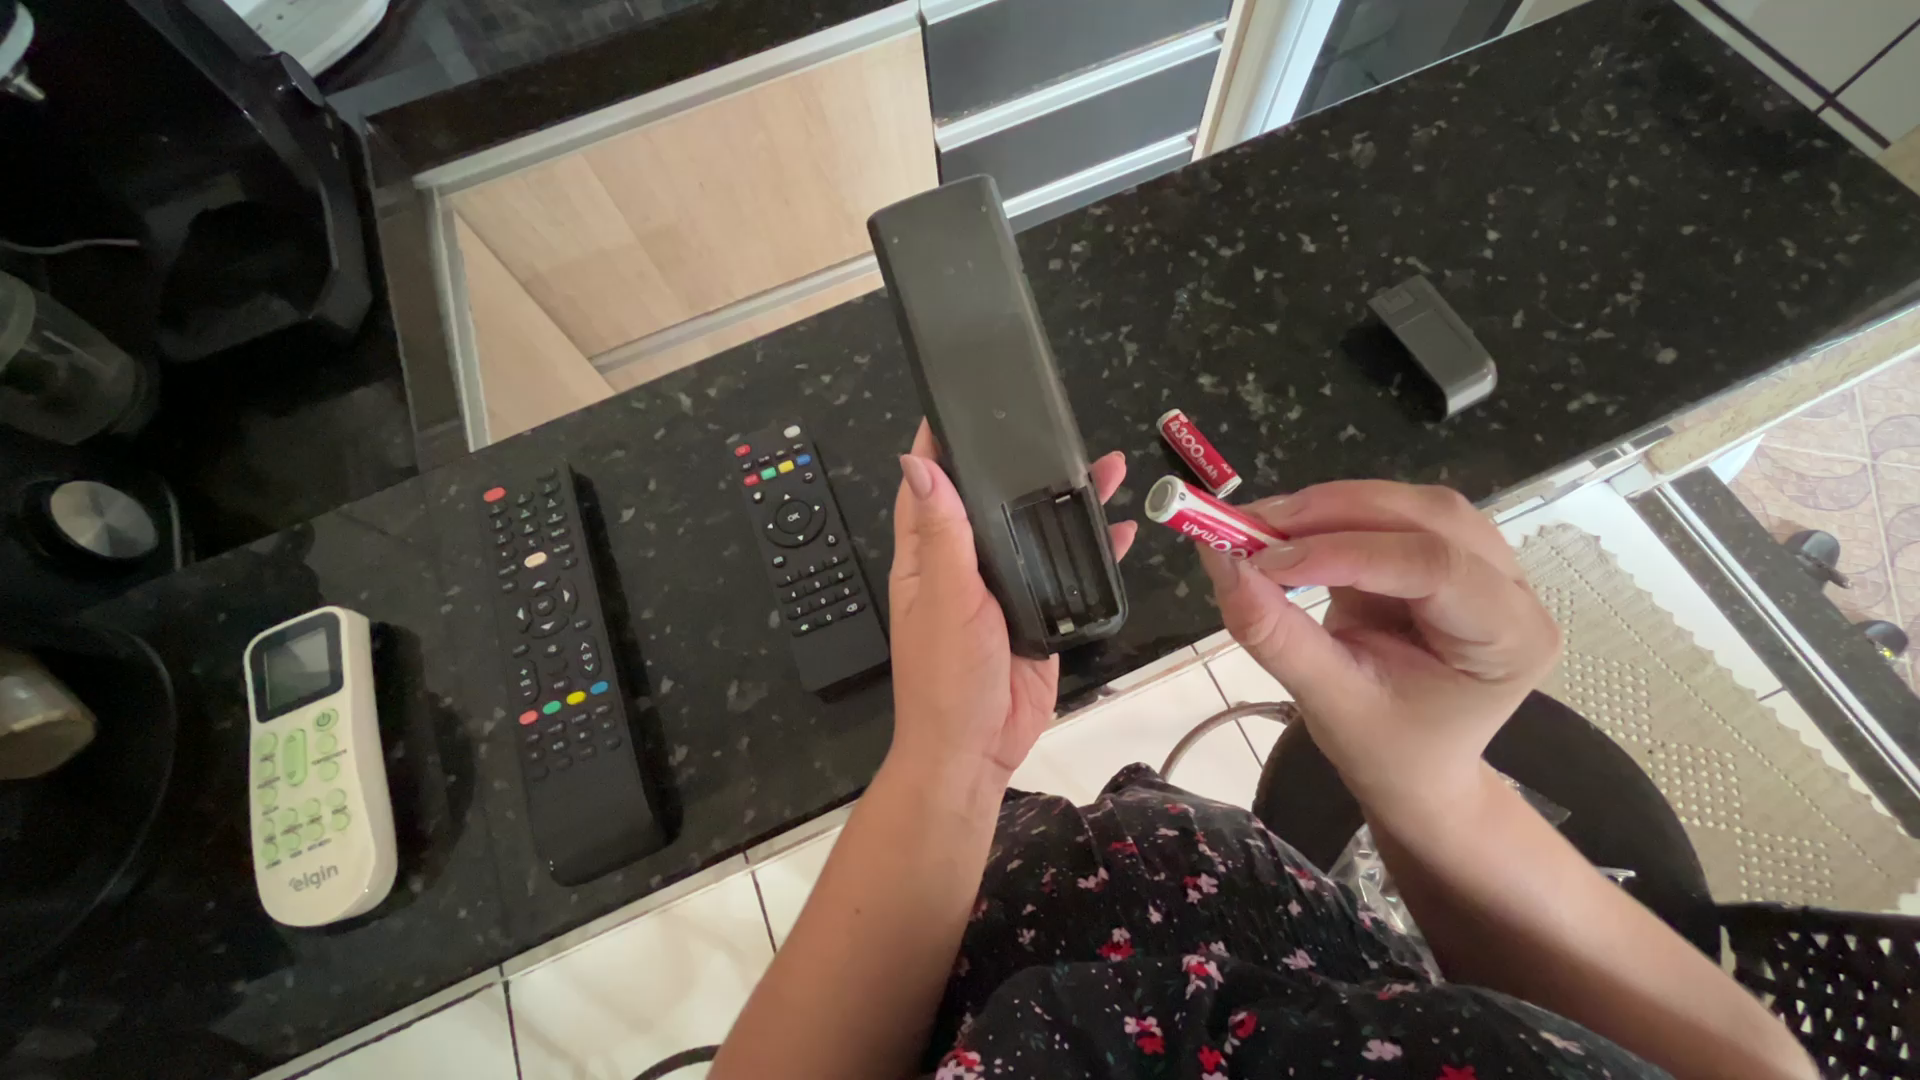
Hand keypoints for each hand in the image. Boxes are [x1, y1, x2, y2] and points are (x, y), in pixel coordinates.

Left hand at [888, 421, 1136, 789]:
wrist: (978, 748)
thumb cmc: (947, 674)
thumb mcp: (944, 596)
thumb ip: (941, 532)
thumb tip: (917, 462)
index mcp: (930, 554)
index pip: (931, 485)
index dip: (942, 445)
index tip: (964, 403)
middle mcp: (966, 564)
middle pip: (995, 502)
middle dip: (1021, 466)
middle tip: (1054, 428)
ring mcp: (1006, 588)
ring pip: (1036, 532)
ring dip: (1065, 502)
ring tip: (1105, 466)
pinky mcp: (1040, 613)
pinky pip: (1068, 573)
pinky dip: (1094, 552)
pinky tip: (1123, 530)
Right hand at [1196, 480, 1560, 818]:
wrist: (1414, 768)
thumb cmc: (1385, 749)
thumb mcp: (1326, 700)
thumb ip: (1273, 633)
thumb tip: (1217, 559)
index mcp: (1509, 640)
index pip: (1434, 567)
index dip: (1343, 553)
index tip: (1261, 561)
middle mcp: (1512, 590)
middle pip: (1429, 518)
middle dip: (1335, 512)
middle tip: (1253, 524)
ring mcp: (1484, 566)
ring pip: (1410, 506)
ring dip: (1331, 506)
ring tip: (1262, 525)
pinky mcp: (1443, 555)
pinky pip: (1389, 516)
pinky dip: (1332, 516)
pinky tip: (1288, 532)